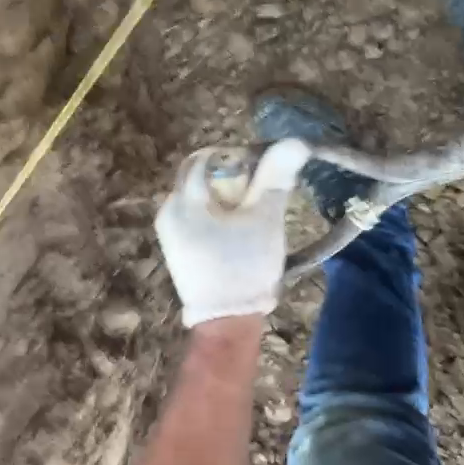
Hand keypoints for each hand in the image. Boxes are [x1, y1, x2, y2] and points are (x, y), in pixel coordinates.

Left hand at [156, 139, 312, 326]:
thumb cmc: (246, 266)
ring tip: (251, 213)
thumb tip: (295, 143)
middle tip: (259, 191)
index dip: (235, 156)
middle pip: (199, 177)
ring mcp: (168, 232)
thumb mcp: (265, 217)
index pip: (206, 158)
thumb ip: (277, 177)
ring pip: (198, 197)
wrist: (226, 321)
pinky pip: (194, 217)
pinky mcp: (175, 249)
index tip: (261, 168)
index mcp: (184, 200)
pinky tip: (237, 231)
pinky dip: (215, 214)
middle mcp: (168, 211)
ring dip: (224, 197)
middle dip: (230, 178)